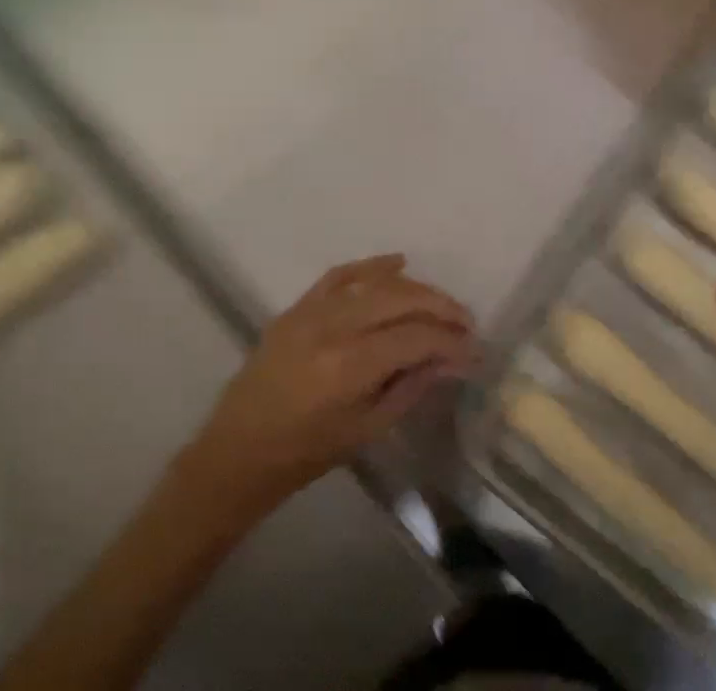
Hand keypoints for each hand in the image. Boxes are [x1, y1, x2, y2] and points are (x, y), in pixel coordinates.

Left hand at [194, 255, 476, 511]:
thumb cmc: (307, 452)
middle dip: (442, 308)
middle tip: (466, 324)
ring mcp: (311, 313)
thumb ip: (412, 386)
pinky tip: (398, 263)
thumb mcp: (368, 428)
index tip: (475, 351)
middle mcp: (333, 328)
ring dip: (415, 289)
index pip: (418, 337)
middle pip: (402, 300)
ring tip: (441, 305)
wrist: (239, 450)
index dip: (453, 342)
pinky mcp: (297, 308)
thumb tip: (451, 360)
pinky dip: (371, 266)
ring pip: (376, 284)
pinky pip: (339, 276)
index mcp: (351, 366)